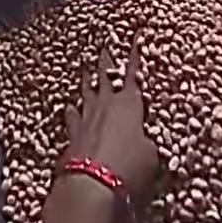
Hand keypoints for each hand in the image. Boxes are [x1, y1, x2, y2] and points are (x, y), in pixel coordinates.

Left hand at [63, 43, 158, 201]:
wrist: (92, 184)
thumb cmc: (129, 167)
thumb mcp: (152, 156)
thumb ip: (148, 143)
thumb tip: (145, 142)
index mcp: (129, 103)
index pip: (134, 73)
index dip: (136, 56)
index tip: (136, 38)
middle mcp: (106, 104)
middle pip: (106, 76)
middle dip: (107, 60)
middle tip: (105, 45)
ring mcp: (87, 117)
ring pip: (86, 91)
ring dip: (87, 80)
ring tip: (86, 69)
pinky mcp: (73, 134)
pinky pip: (72, 116)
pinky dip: (72, 111)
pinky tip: (70, 107)